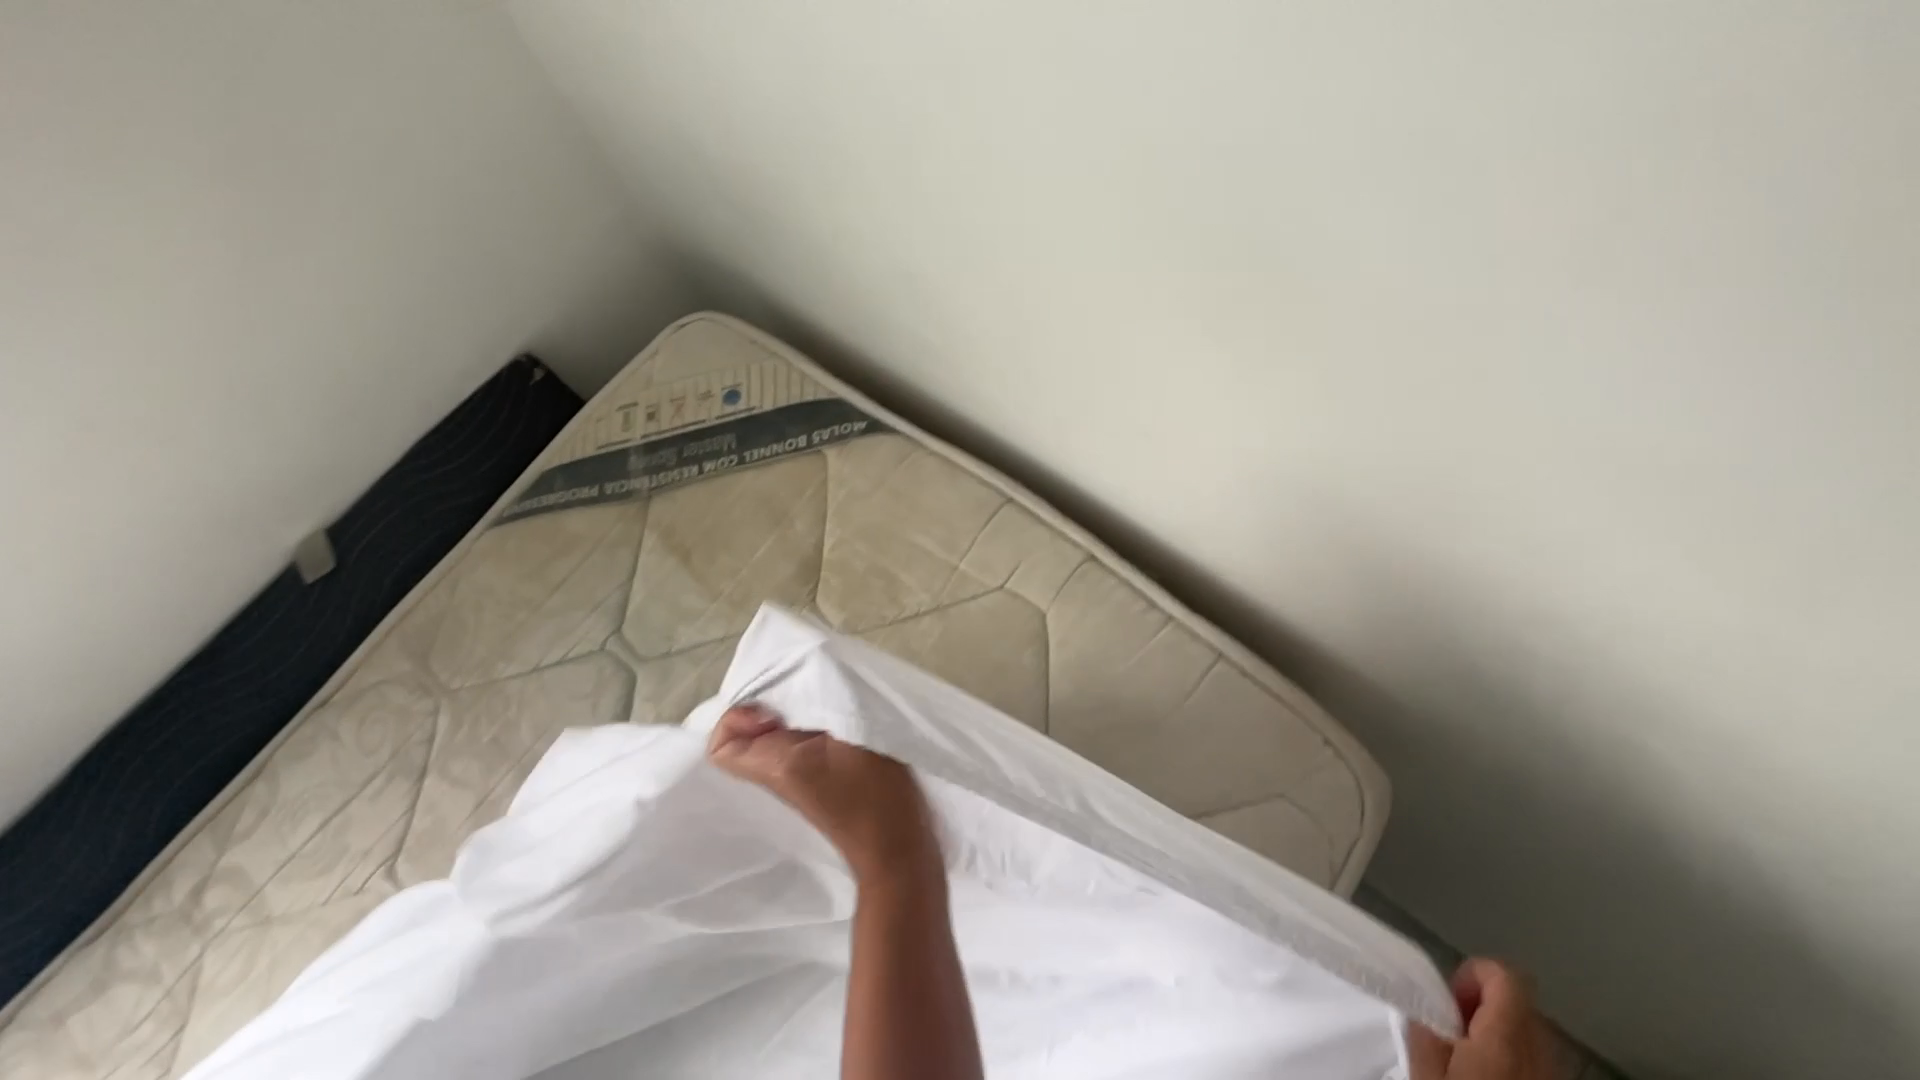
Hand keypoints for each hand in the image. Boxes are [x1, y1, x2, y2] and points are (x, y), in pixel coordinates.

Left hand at [706, 703, 941, 883]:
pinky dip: (807, 727)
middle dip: (768, 708)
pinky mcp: (815, 780)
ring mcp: (795, 780)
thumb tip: (800, 684)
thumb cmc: (875, 792)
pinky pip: (793, 745)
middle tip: (802, 700)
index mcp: (773, 765)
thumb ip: (821, 705)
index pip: (720, 745)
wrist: (896, 849)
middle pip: (745, 735)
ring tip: (822, 708)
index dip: (737, 717)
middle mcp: (775, 774)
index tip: (775, 711)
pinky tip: (835, 722)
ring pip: (770, 738)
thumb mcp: (852, 737)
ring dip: (791, 716)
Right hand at [1407, 959, 1564, 1079]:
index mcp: (1505, 1035)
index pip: (1505, 974)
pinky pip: (1536, 1054)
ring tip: (1470, 1055)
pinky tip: (1491, 1073)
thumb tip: (1427, 1007)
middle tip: (1453, 1029)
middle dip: (1482, 1003)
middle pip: (1516, 999)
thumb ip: (1424, 1031)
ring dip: (1497, 1029)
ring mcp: (1555, 1070)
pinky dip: (1513, 1053)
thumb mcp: (1426, 1074)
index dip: (1474, 973)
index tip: (1451, 999)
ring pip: (1528, 1027)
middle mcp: (1540, 1047)